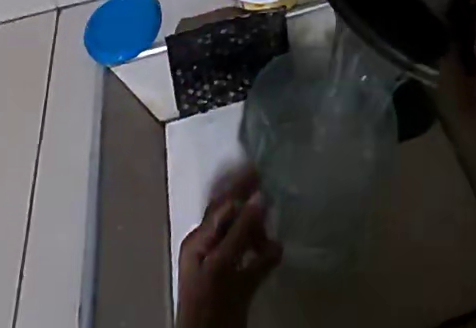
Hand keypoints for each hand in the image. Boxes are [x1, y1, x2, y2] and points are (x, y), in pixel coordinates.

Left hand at [176, 168, 280, 327]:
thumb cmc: (208, 305)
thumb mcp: (221, 265)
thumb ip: (240, 233)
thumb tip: (260, 198)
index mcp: (199, 240)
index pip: (221, 205)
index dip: (239, 187)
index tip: (259, 170)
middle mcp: (208, 248)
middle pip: (231, 218)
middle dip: (250, 206)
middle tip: (270, 192)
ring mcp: (222, 267)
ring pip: (242, 238)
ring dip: (258, 232)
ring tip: (272, 236)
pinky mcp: (235, 285)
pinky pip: (251, 261)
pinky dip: (264, 254)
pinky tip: (276, 251)